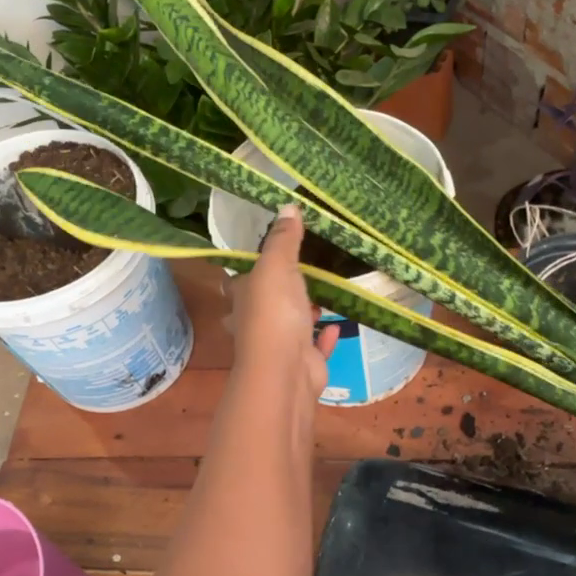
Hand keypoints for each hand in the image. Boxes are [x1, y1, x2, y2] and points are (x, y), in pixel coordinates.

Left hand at [226, 205, 337, 397]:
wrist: (286, 370)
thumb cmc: (274, 313)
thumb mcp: (277, 266)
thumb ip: (283, 239)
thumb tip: (288, 206)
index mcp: (243, 298)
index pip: (239, 281)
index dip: (249, 270)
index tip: (265, 257)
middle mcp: (256, 324)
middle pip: (263, 306)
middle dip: (277, 295)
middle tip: (298, 278)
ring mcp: (280, 347)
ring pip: (290, 327)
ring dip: (303, 314)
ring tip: (320, 298)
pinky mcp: (304, 364)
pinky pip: (315, 347)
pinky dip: (324, 337)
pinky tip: (336, 326)